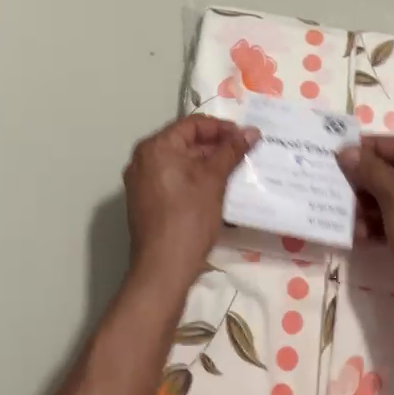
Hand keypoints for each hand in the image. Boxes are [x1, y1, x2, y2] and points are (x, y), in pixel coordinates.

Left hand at [122, 115, 258, 286]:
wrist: (163, 270)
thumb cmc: (189, 218)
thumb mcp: (214, 180)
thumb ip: (231, 151)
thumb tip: (252, 131)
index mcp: (155, 147)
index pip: (192, 125)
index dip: (221, 128)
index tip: (245, 137)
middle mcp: (143, 159)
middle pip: (184, 142)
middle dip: (215, 147)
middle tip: (243, 153)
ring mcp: (141, 182)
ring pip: (179, 163)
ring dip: (206, 164)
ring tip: (234, 171)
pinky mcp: (146, 202)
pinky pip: (173, 180)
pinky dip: (194, 180)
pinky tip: (216, 190)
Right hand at [338, 136, 393, 326]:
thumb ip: (371, 171)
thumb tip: (346, 151)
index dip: (375, 146)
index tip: (345, 150)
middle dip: (368, 176)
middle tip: (340, 178)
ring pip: (392, 198)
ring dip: (367, 202)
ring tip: (346, 209)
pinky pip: (393, 221)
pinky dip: (375, 223)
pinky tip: (358, 232)